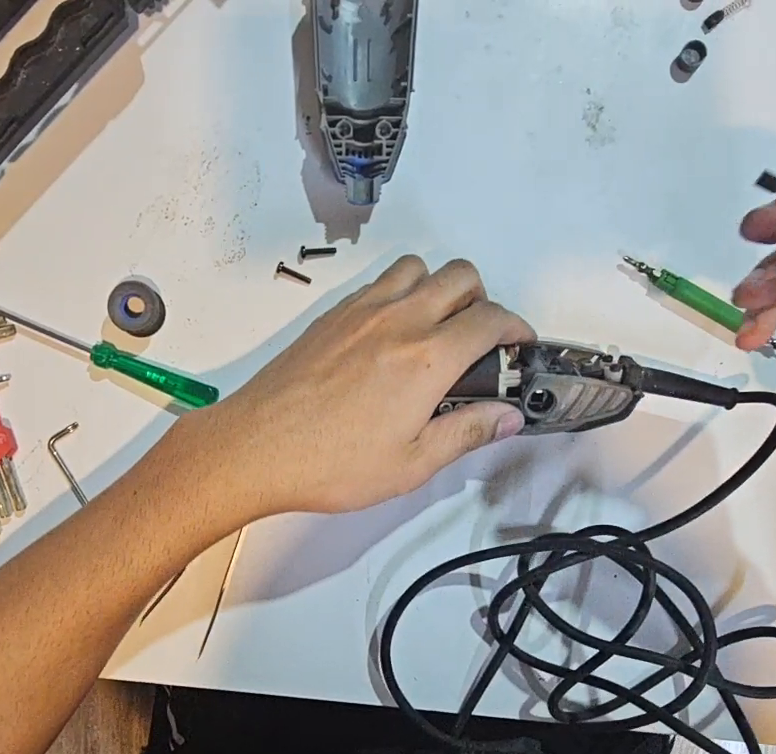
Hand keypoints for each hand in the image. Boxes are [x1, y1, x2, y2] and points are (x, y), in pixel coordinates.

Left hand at [181, 256, 531, 516]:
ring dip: (438, 287)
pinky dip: (399, 293)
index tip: (518, 345)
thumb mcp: (411, 464)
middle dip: (483, 300)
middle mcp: (398, 321)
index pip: (490, 319)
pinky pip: (378, 283)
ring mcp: (360, 312)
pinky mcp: (331, 316)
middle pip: (460, 276)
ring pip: (417, 268)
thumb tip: (507, 417)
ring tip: (434, 329)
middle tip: (478, 340)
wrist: (256, 449)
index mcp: (426, 358)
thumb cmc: (331, 464)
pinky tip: (390, 335)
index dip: (515, 327)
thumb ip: (466, 433)